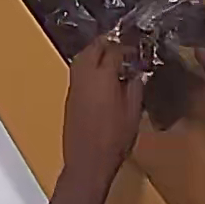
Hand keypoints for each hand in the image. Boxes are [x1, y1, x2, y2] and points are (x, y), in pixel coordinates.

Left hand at [61, 39, 144, 189]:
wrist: (88, 160)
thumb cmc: (115, 139)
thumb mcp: (133, 113)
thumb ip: (135, 89)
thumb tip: (136, 73)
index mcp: (103, 77)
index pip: (113, 51)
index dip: (125, 48)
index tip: (135, 51)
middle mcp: (85, 75)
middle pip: (92, 48)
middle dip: (106, 43)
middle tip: (120, 46)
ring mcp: (74, 85)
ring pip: (80, 57)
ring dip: (94, 51)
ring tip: (109, 56)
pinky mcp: (69, 95)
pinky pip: (77, 70)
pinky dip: (87, 64)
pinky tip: (98, 73)